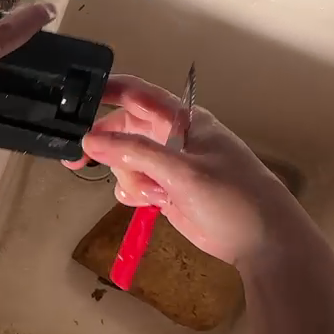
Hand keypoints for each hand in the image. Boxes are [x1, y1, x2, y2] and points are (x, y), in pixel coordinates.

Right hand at [65, 74, 305, 268]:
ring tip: (150, 194)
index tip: (71, 100)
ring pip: (124, 160)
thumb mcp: (183, 172)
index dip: (104, 91)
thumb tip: (89, 140)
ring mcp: (168, 164)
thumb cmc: (232, 198)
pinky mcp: (165, 189)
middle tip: (77, 162)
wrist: (262, 242)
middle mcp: (172, 137)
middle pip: (123, 129)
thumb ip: (135, 153)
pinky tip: (148, 203)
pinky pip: (133, 183)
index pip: (136, 94)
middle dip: (102, 144)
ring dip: (127, 176)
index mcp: (182, 120)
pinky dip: (133, 192)